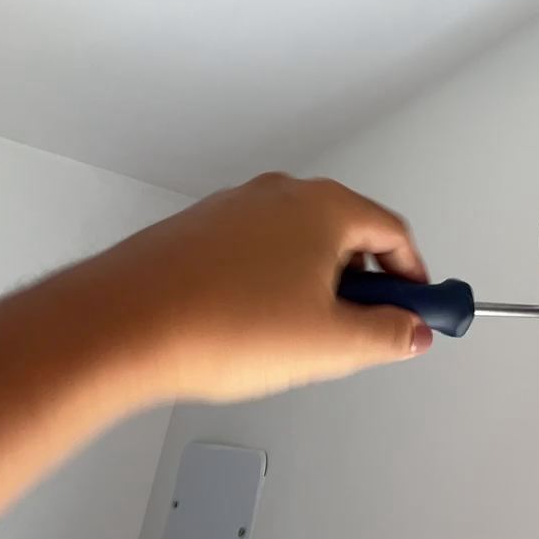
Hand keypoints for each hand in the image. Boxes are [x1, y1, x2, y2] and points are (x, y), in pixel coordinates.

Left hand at [52, 173, 433, 402]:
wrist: (118, 327)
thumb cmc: (222, 325)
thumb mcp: (330, 343)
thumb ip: (388, 335)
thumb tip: (412, 331)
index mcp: (324, 208)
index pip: (394, 233)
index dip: (415, 277)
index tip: (420, 308)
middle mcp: (281, 195)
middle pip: (349, 234)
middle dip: (366, 284)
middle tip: (363, 328)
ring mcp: (236, 208)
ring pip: (301, 243)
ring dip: (318, 284)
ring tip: (300, 335)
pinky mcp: (200, 230)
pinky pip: (259, 251)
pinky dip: (275, 282)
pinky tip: (255, 324)